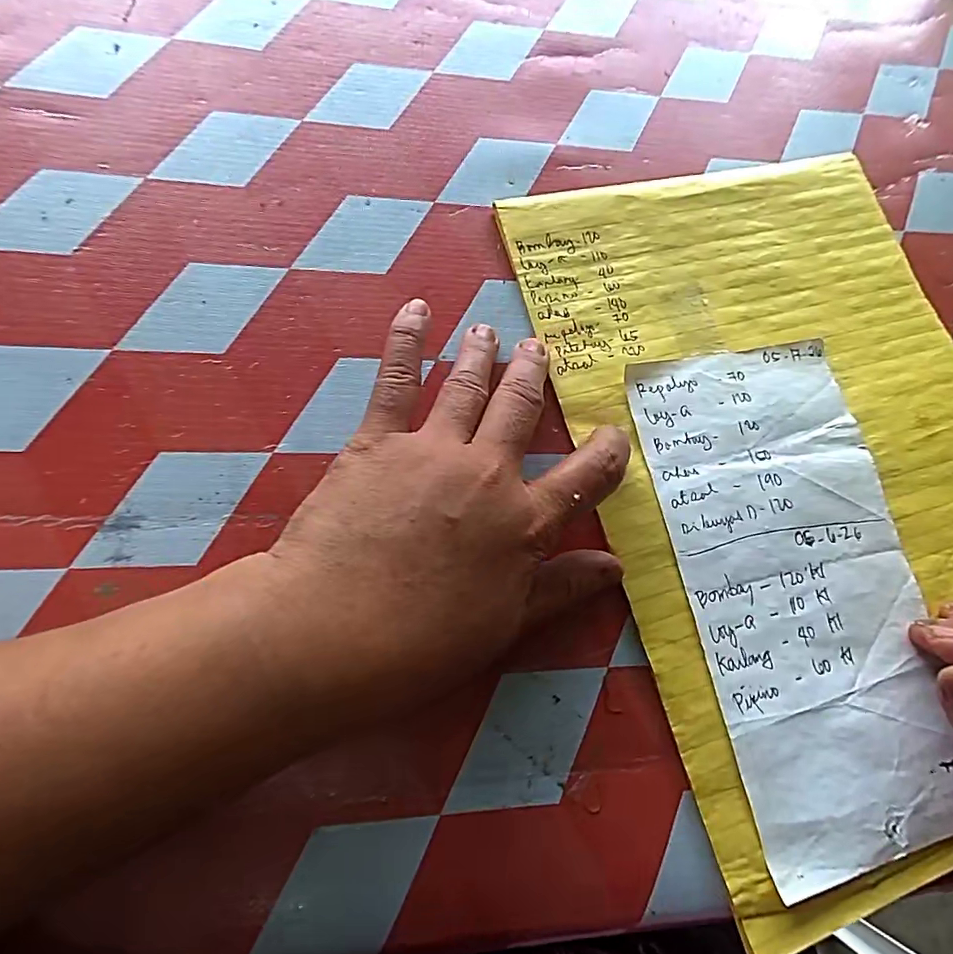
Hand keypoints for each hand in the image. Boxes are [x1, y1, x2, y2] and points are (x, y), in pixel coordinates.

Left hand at [262, 299, 630, 722]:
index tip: (614, 434)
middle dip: (532, 378)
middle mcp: (486, 473)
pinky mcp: (377, 442)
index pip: (582, 479)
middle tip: (539, 350)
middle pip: (518, 413)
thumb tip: (616, 566)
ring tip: (488, 331)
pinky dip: (405, 342)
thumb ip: (561, 587)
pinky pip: (395, 380)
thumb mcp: (505, 624)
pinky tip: (415, 311)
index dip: (605, 454)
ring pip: (466, 387)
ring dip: (480, 355)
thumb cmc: (424, 642)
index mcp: (524, 522)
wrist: (336, 629)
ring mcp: (432, 451)